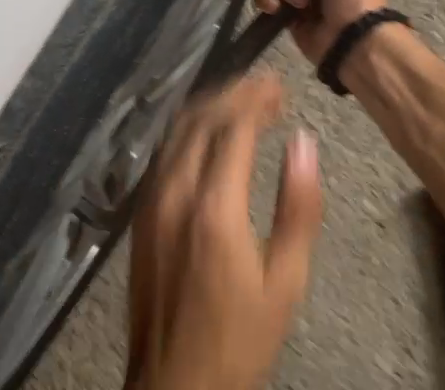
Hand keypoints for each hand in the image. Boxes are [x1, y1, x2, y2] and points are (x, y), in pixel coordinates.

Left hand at [126, 76, 322, 389]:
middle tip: (265, 87)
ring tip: (242, 102)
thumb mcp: (285, 283)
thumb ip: (297, 208)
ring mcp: (151, 202)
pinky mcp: (140, 214)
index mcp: (214, 208)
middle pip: (201, 120)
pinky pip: (164, 154)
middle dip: (233, 94)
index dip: (256, 98)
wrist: (174, 383)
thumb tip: (304, 143)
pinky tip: (209, 136)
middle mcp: (175, 193)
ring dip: (209, 107)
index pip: (233, 128)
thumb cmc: (240, 338)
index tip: (279, 85)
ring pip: (177, 132)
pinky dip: (189, 131)